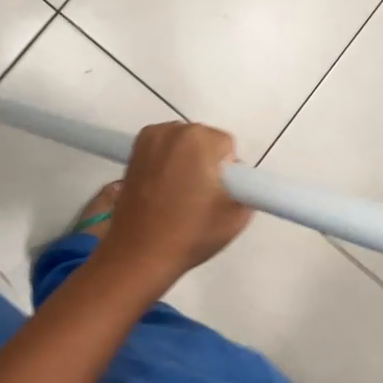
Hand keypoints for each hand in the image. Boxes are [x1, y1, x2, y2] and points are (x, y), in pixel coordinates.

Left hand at [98, 122, 249, 287]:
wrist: (139, 253)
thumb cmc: (190, 233)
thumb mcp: (237, 215)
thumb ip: (249, 188)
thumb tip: (234, 179)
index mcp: (199, 139)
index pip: (227, 146)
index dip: (226, 173)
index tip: (215, 195)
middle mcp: (173, 130)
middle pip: (203, 140)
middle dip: (206, 162)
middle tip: (199, 197)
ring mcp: (149, 138)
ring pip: (182, 143)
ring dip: (186, 160)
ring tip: (178, 195)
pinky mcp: (133, 150)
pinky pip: (162, 148)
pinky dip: (166, 161)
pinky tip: (162, 187)